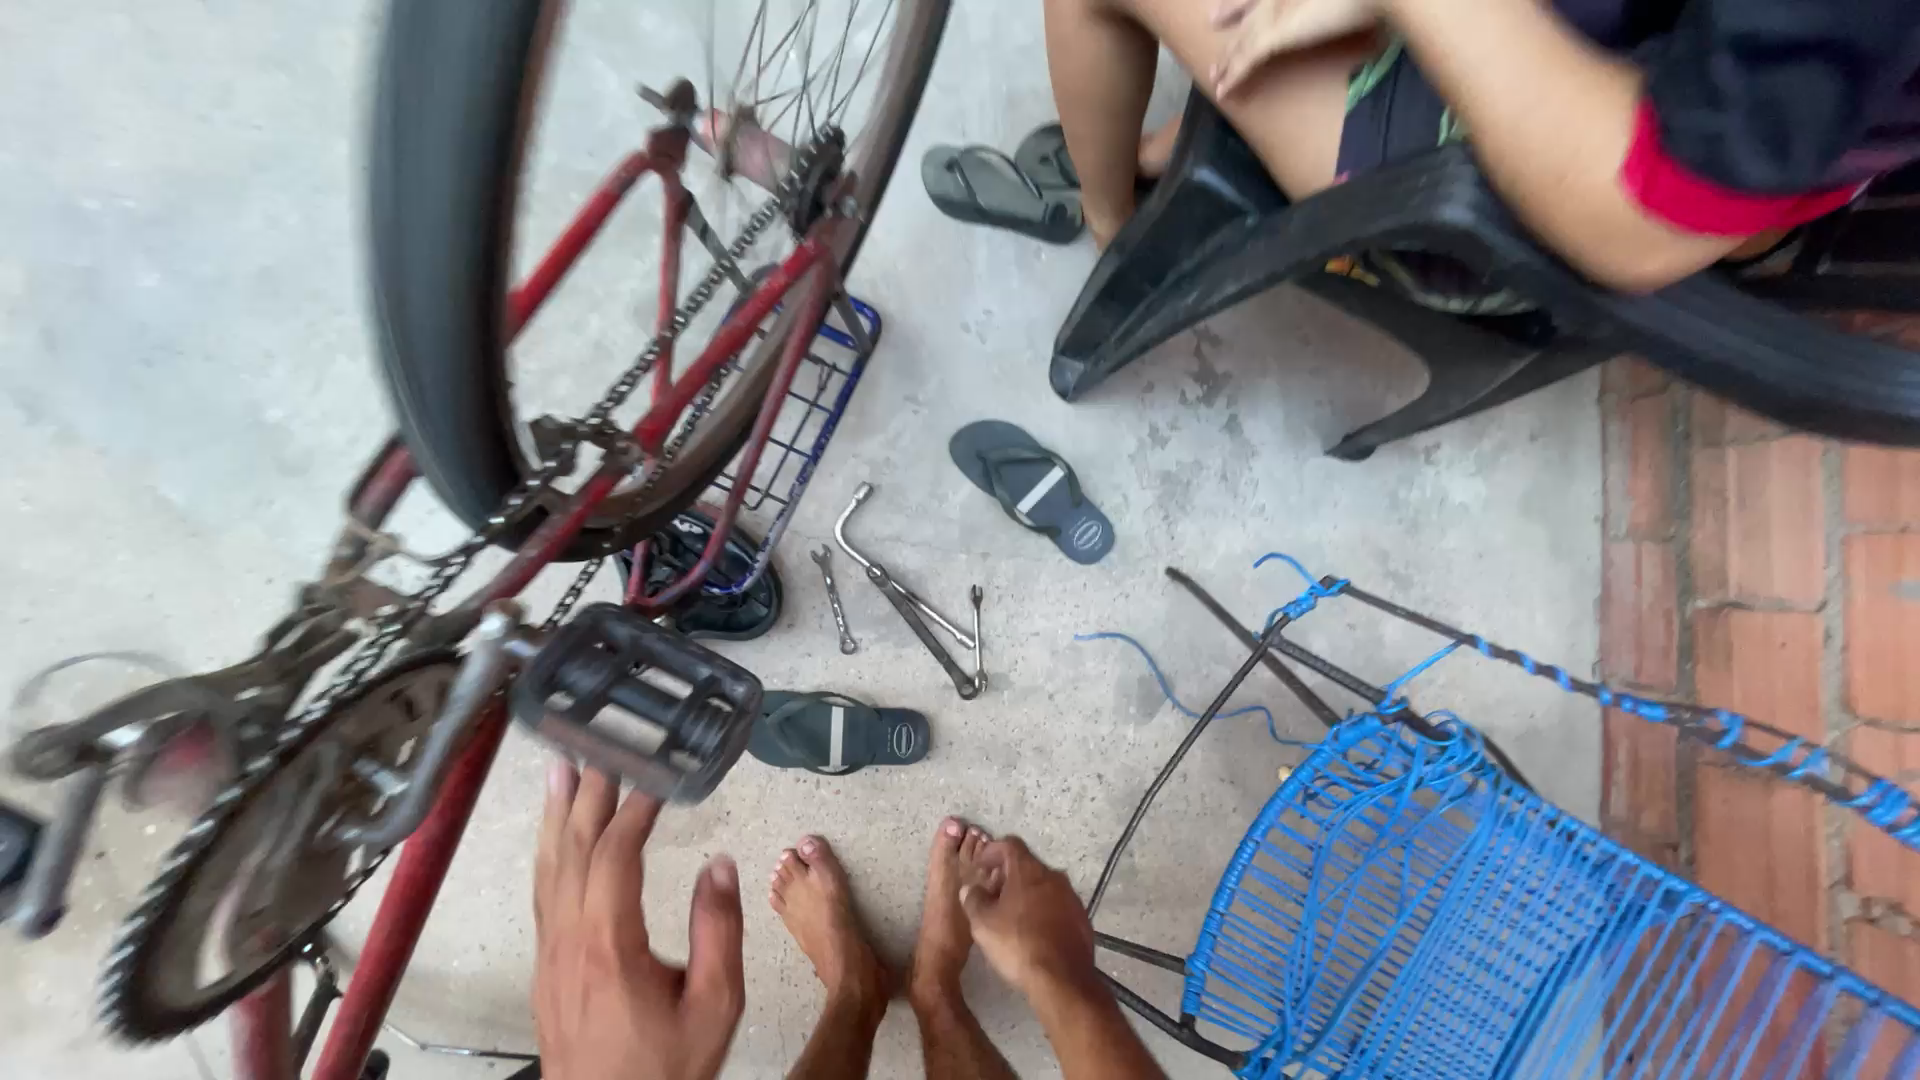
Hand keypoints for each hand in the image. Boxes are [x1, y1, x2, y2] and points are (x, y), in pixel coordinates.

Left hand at [533, 761, 744, 1079]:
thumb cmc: (668, 1068)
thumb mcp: (716, 1004)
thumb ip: (719, 930)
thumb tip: (719, 864)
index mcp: (609, 946)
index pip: (615, 857)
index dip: (633, 810)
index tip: (656, 777)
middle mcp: (569, 943)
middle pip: (572, 853)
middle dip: (586, 795)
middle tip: (597, 748)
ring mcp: (550, 956)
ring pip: (548, 871)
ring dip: (557, 817)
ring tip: (560, 771)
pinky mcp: (547, 968)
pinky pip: (544, 895)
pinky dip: (549, 853)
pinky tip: (556, 837)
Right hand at [958, 836, 1096, 998]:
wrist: (1063, 980)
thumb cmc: (1018, 945)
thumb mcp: (983, 924)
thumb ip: (973, 899)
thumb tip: (972, 888)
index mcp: (1028, 869)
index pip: (1009, 844)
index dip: (991, 852)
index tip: (980, 867)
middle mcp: (1053, 875)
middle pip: (1026, 865)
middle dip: (1007, 875)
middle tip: (992, 894)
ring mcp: (1071, 896)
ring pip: (1043, 885)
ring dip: (1026, 893)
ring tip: (1011, 915)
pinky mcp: (1082, 918)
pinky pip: (1057, 905)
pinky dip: (1043, 910)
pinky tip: (1034, 932)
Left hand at [1211, 0, 1385, 97]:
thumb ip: (1327, 2)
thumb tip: (1334, 10)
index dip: (1237, 4)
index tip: (1219, 12)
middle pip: (1246, 17)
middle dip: (1228, 29)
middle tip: (1213, 41)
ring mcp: (1273, 11)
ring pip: (1241, 41)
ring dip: (1226, 61)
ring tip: (1214, 76)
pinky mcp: (1274, 35)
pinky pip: (1246, 60)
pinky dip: (1233, 76)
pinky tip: (1223, 91)